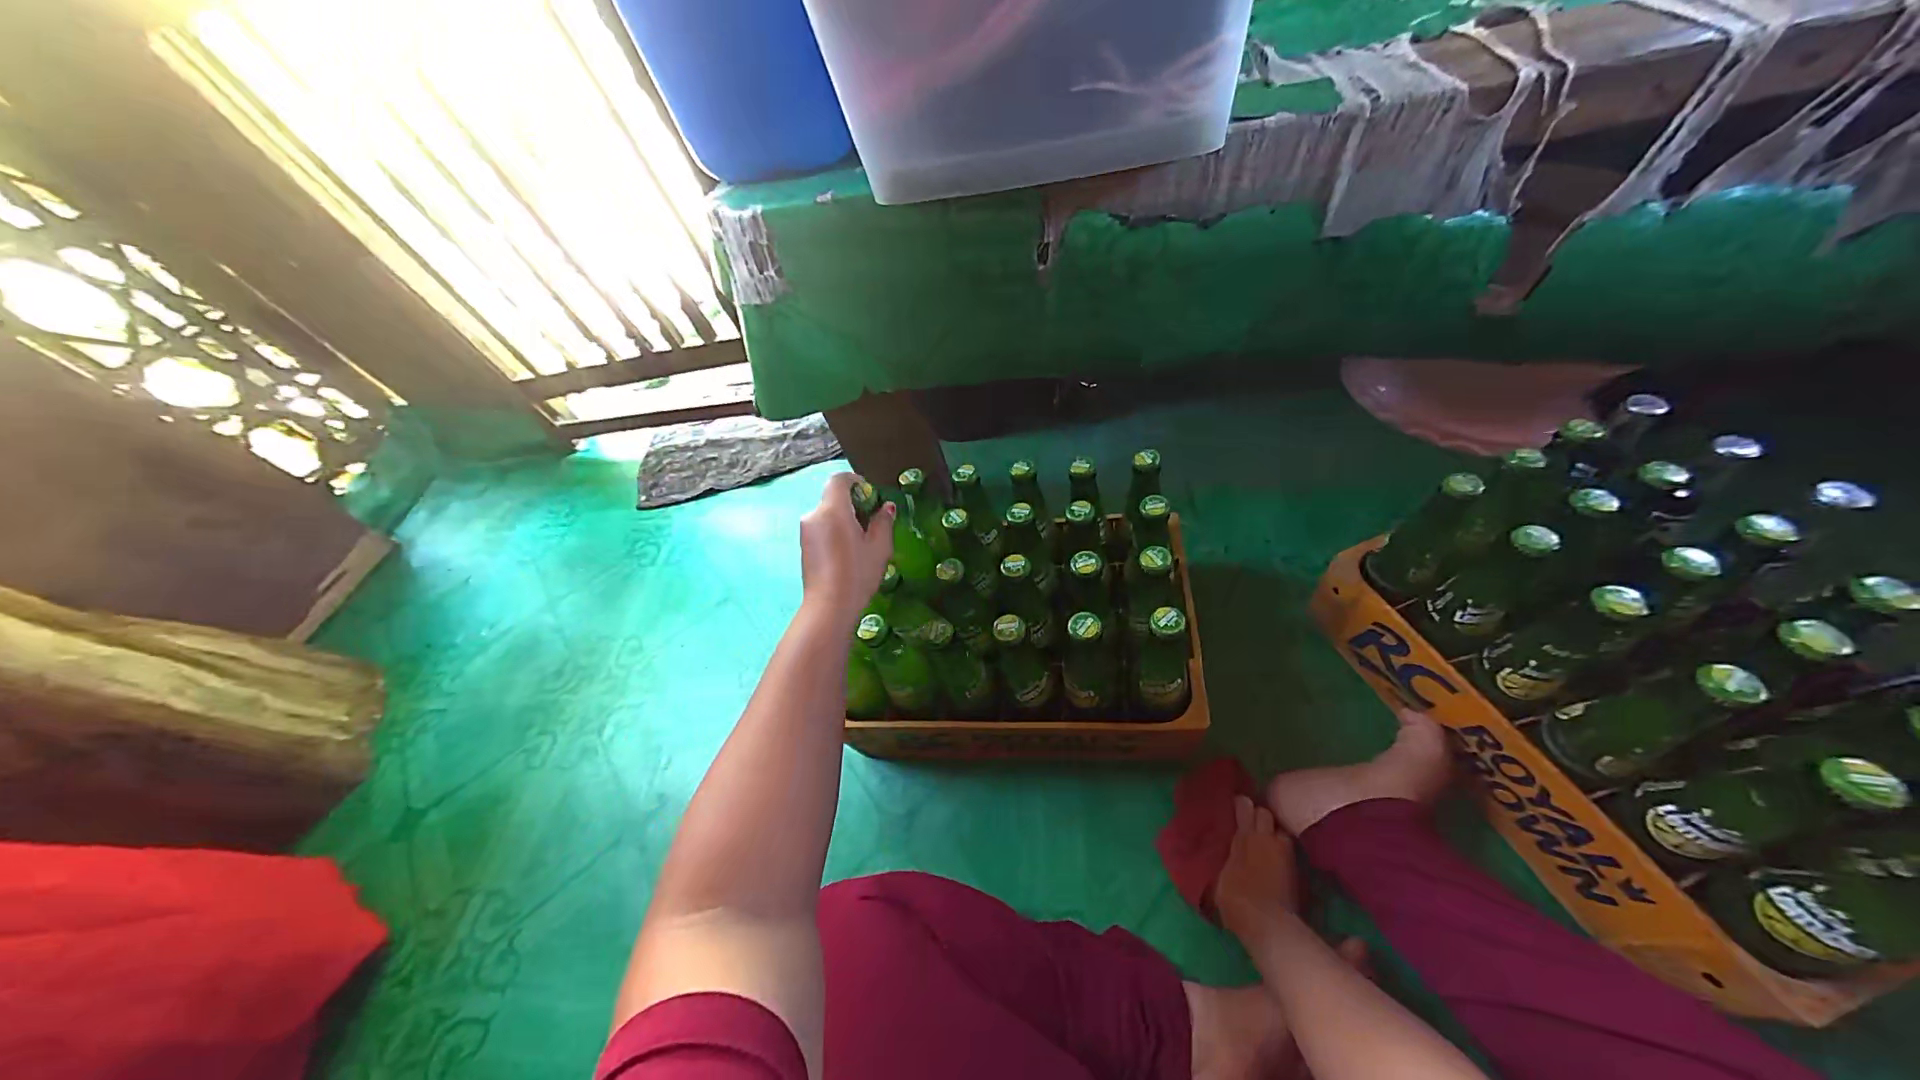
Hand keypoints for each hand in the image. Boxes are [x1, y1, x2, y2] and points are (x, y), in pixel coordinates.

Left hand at [800, 473, 893, 624]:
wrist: (829, 606)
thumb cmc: (857, 573)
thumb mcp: (879, 547)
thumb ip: (883, 521)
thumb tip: (886, 507)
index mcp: (833, 509)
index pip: (839, 479)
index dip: (856, 481)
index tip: (870, 495)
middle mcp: (814, 515)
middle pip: (833, 497)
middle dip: (853, 503)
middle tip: (872, 521)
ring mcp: (806, 532)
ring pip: (827, 514)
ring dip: (844, 519)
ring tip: (862, 541)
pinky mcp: (804, 546)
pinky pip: (821, 528)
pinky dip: (834, 531)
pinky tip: (847, 553)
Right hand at [1214, 795, 1300, 941]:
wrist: (1267, 921)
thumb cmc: (1235, 899)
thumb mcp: (1220, 876)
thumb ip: (1227, 860)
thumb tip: (1227, 858)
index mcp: (1243, 837)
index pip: (1244, 806)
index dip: (1241, 804)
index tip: (1236, 804)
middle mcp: (1264, 838)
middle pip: (1266, 813)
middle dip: (1259, 814)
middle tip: (1251, 822)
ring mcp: (1284, 853)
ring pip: (1280, 830)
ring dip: (1274, 832)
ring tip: (1267, 840)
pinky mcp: (1297, 869)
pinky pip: (1289, 849)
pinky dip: (1283, 850)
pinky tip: (1277, 858)